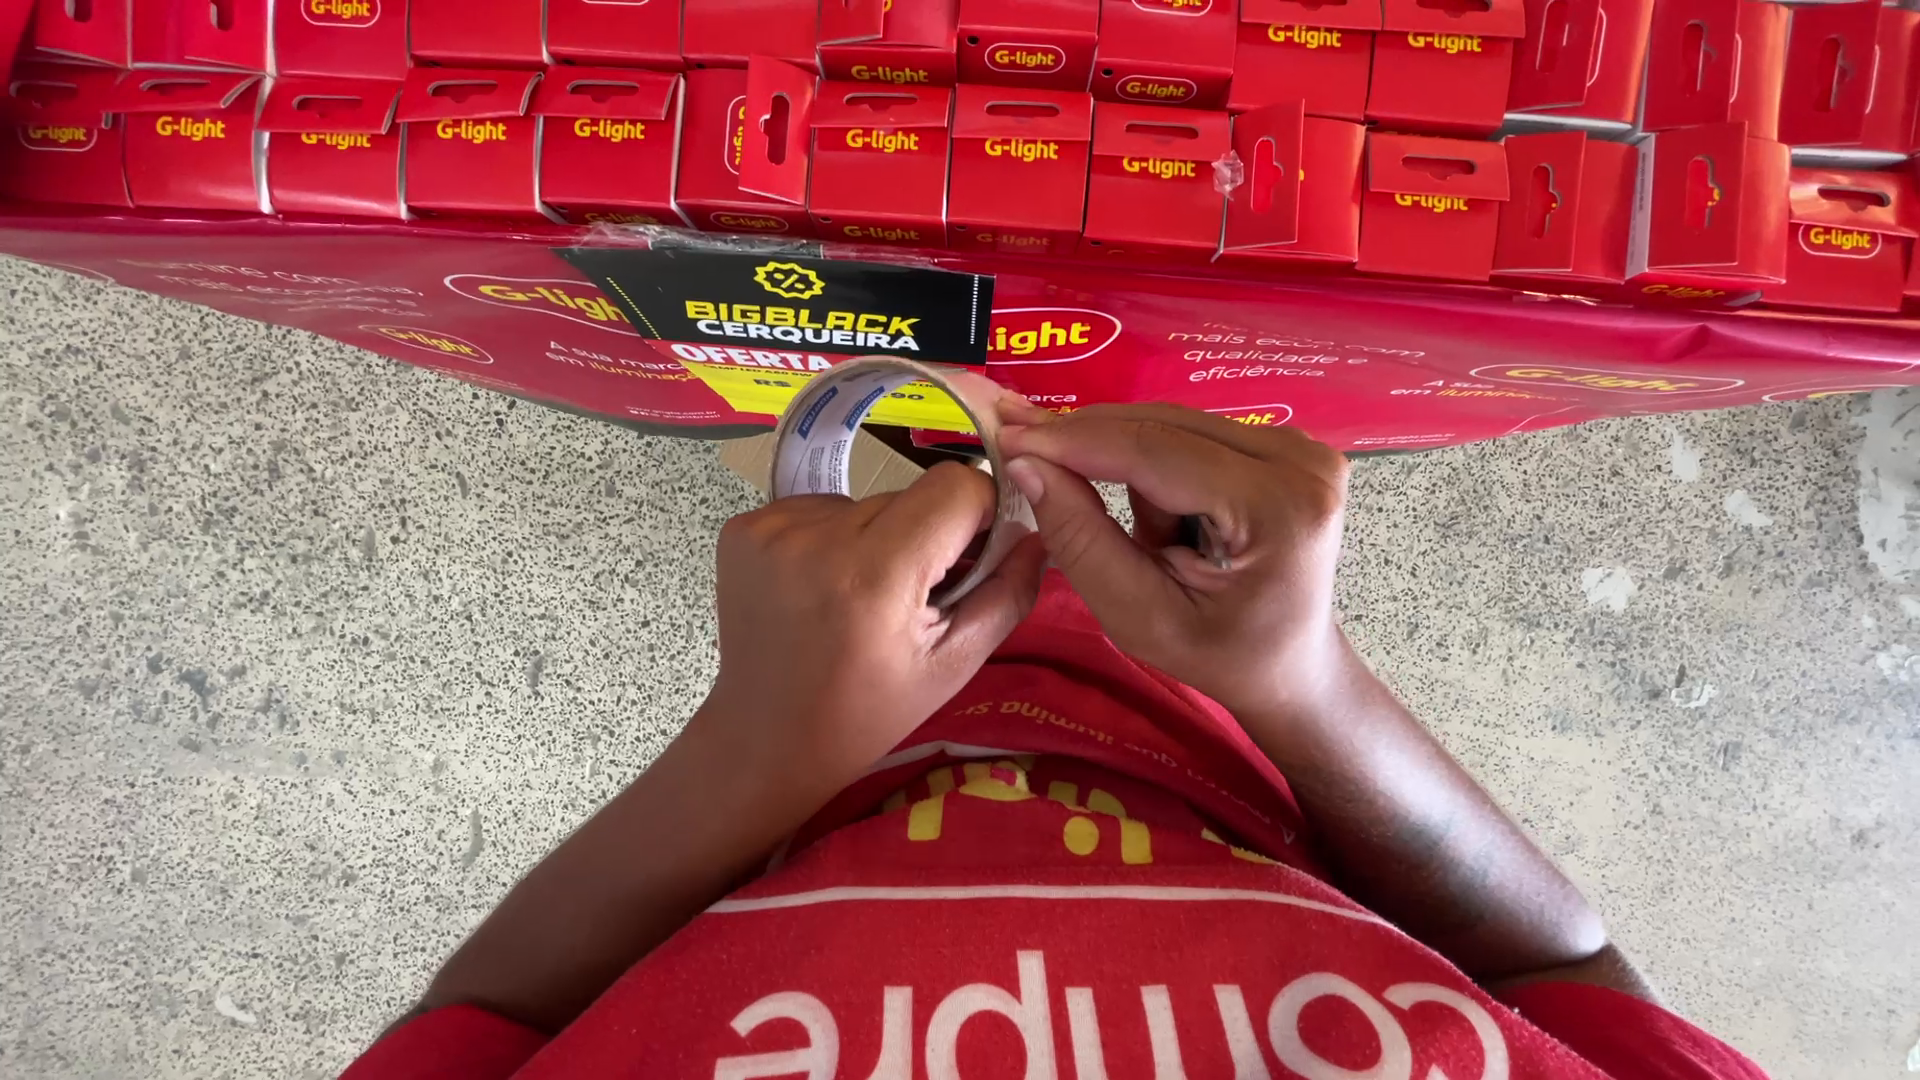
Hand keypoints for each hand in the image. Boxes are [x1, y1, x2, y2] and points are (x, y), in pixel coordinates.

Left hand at [702, 462, 1046, 788]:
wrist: (765, 739)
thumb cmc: (868, 712)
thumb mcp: (954, 663)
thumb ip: (1008, 592)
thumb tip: (1039, 531)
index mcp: (874, 576)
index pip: (955, 486)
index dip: (979, 512)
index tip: (973, 552)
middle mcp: (816, 538)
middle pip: (909, 494)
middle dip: (927, 533)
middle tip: (912, 592)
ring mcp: (770, 527)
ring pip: (865, 500)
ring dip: (879, 535)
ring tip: (861, 594)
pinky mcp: (743, 526)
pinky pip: (820, 508)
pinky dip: (834, 537)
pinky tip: (824, 586)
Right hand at [1000, 405, 1349, 716]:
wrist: (1289, 665)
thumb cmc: (1218, 656)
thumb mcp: (1138, 617)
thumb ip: (1082, 542)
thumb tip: (1027, 465)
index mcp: (1280, 510)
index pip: (1156, 453)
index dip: (1074, 441)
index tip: (1007, 435)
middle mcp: (1301, 460)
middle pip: (1162, 425)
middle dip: (1087, 441)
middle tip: (1016, 437)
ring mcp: (1299, 446)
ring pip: (1170, 427)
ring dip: (1130, 471)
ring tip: (1148, 543)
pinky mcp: (1284, 445)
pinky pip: (1189, 436)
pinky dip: (1155, 469)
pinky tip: (1167, 525)